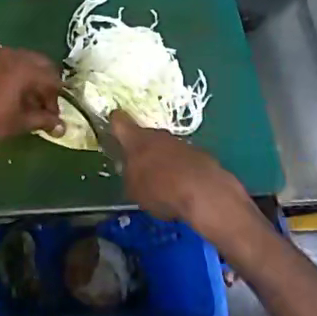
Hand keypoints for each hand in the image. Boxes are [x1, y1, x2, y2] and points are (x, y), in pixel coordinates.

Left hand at [0, 48, 61, 161]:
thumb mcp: (18, 122)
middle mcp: (10, 55)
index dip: (56, 98)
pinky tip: (13, 97)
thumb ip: (42, 119)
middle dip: (45, 84)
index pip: (51, 78)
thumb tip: (62, 126)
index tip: (55, 116)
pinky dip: (15, 76)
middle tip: (46, 107)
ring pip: (23, 62)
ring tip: (29, 104)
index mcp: (23, 67)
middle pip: (39, 64)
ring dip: (31, 79)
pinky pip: (7, 64)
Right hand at [111, 112, 260, 249]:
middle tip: (137, 166)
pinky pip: (183, 160)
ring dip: (162, 160)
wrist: (204, 193)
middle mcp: (159, 135)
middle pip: (145, 136)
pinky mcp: (200, 155)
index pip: (120, 122)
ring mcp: (182, 143)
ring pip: (166, 148)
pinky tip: (181, 188)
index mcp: (136, 140)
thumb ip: (130, 175)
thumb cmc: (159, 189)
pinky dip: (180, 170)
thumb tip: (133, 171)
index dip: (115, 122)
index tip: (112, 123)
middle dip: (141, 149)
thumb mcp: (133, 189)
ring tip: (161, 182)